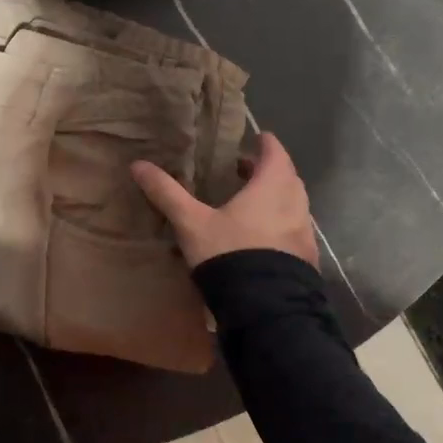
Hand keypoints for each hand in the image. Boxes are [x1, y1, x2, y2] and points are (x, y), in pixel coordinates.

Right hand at [131, 131, 319, 269]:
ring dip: (276, 195)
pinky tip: (260, 230)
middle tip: (246, 167)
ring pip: (294, 205)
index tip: (261, 137)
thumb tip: (138, 165)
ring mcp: (303, 235)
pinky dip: (280, 219)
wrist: (265, 305)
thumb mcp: (190, 220)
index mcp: (270, 192)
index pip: (277, 158)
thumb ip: (166, 192)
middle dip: (270, 170)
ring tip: (250, 197)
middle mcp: (294, 208)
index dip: (269, 145)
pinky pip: (293, 227)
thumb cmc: (229, 252)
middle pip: (288, 180)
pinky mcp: (303, 257)